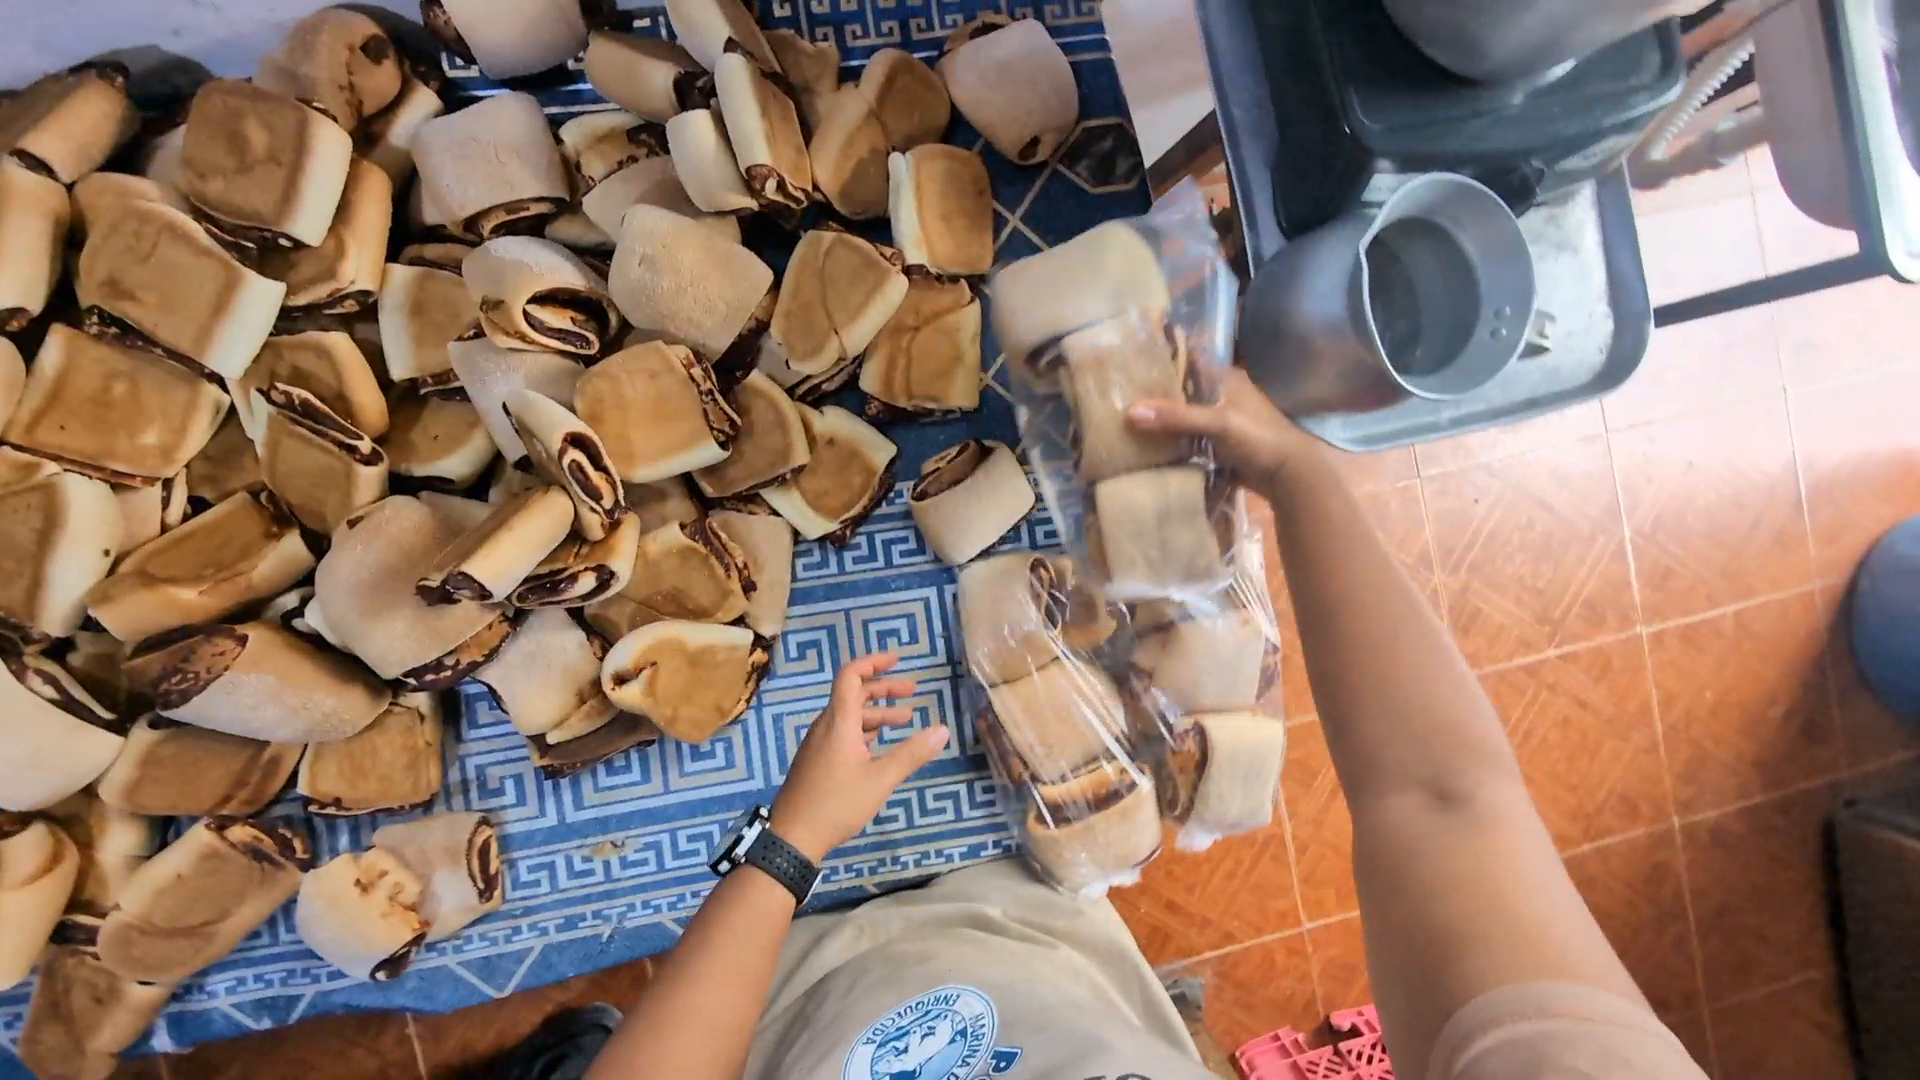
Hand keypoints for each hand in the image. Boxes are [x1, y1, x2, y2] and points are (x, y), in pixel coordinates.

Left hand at [770, 652, 950, 861]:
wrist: (792, 838)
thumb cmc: (836, 803)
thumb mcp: (880, 779)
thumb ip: (912, 753)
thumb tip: (943, 730)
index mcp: (839, 721)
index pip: (851, 676)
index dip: (873, 662)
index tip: (897, 659)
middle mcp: (826, 725)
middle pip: (854, 693)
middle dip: (884, 689)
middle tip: (913, 691)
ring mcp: (819, 743)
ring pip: (850, 715)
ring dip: (877, 713)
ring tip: (905, 720)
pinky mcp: (817, 760)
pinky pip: (843, 731)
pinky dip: (865, 729)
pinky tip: (880, 745)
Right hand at [1127, 367, 1321, 489]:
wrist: (1289, 475)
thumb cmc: (1259, 438)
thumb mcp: (1218, 423)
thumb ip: (1176, 417)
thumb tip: (1129, 412)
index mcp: (1224, 378)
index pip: (1189, 355)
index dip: (1164, 353)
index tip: (1131, 355)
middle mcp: (1220, 394)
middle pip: (1182, 387)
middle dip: (1155, 390)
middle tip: (1119, 391)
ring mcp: (1219, 421)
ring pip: (1183, 413)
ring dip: (1161, 417)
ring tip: (1125, 417)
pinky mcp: (1217, 445)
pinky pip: (1186, 438)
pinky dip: (1170, 440)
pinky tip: (1147, 445)